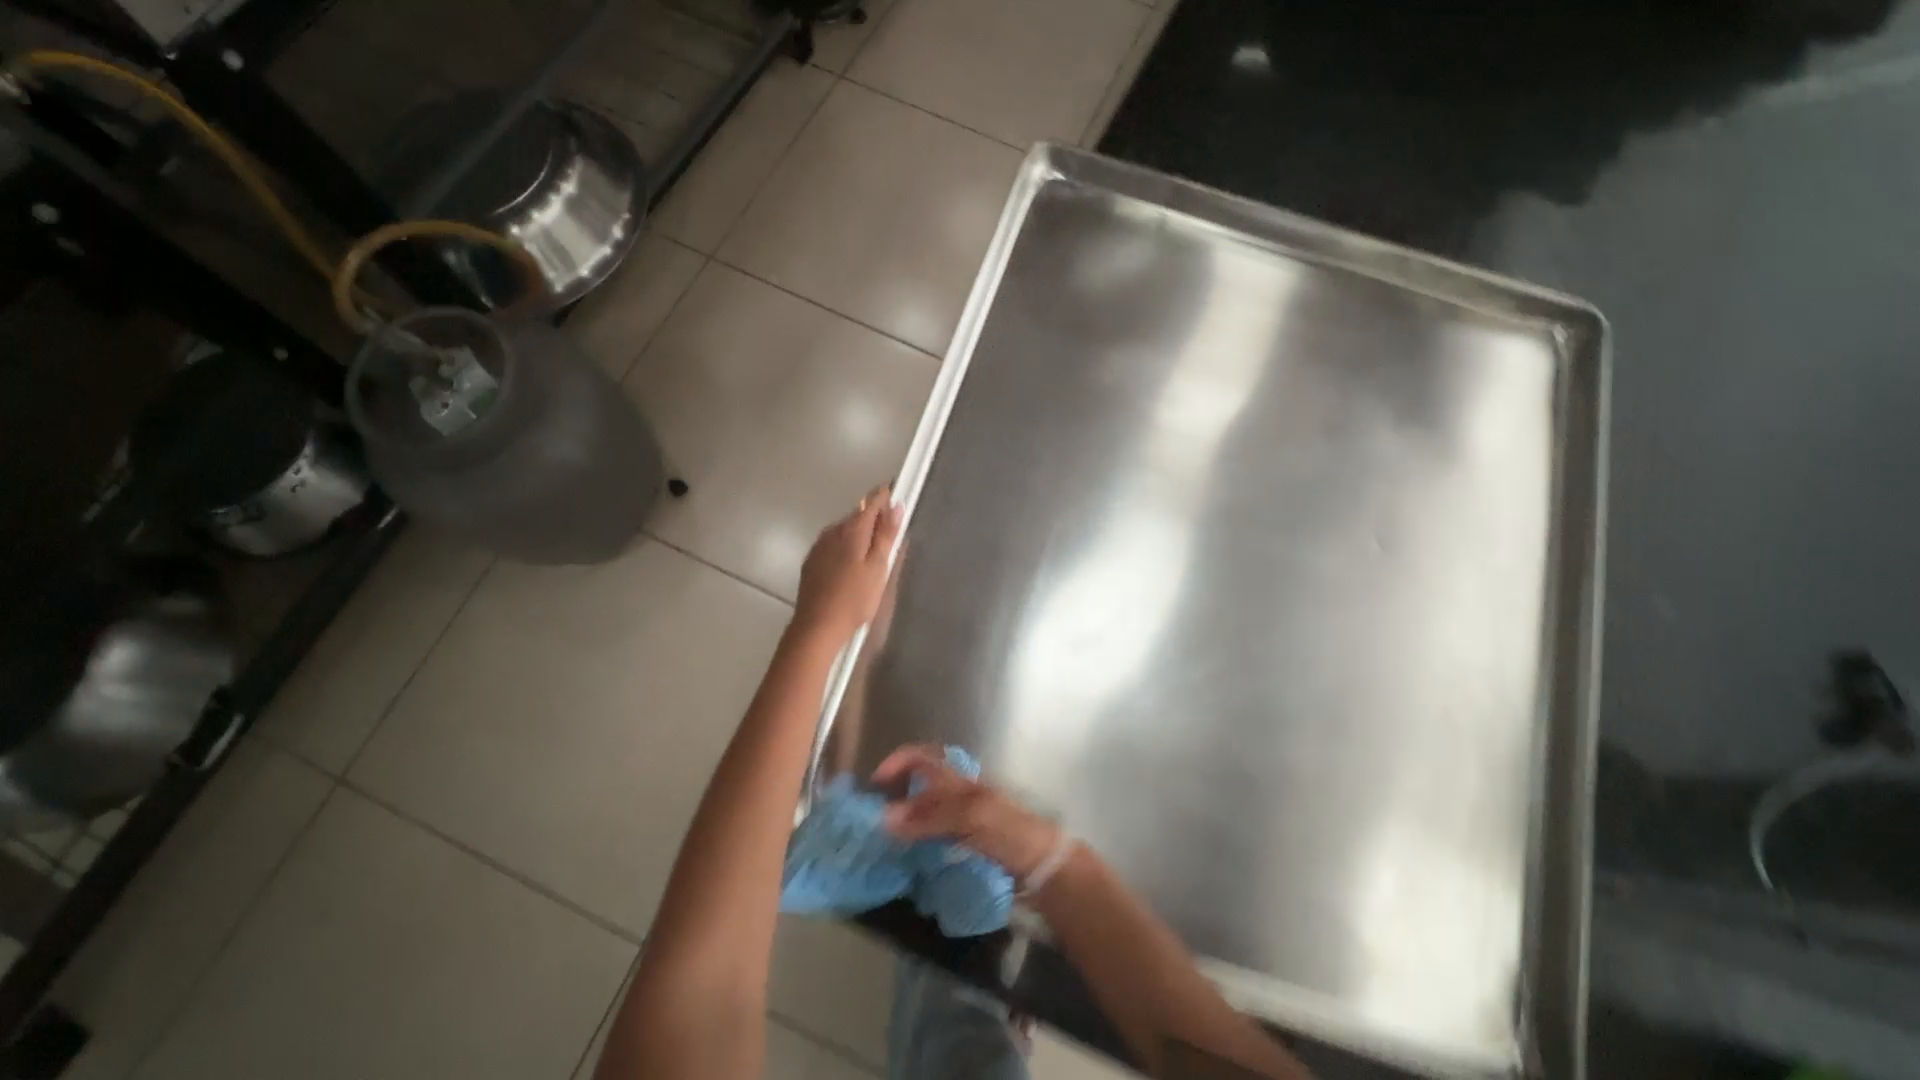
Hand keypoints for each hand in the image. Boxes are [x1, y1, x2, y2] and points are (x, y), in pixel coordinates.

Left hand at [793, 486, 903, 646]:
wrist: (818, 626)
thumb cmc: (855, 599)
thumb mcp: (878, 568)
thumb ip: (886, 535)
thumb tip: (895, 505)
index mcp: (852, 530)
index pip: (871, 502)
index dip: (885, 496)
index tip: (896, 492)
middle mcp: (832, 531)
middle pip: (857, 515)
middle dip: (873, 515)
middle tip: (891, 527)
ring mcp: (819, 546)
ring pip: (844, 530)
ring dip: (859, 531)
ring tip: (873, 548)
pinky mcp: (812, 561)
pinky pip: (833, 543)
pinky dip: (845, 545)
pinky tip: (851, 563)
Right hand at [872, 744, 1060, 880]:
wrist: (1045, 866)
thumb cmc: (1011, 833)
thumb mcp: (971, 818)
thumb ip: (929, 816)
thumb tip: (884, 817)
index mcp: (961, 782)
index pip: (923, 758)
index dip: (898, 762)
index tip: (875, 784)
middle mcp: (961, 795)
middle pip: (921, 784)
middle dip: (896, 793)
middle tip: (872, 818)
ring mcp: (966, 819)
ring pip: (927, 810)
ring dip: (905, 819)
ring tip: (885, 839)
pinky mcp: (970, 842)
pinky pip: (936, 833)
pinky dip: (919, 839)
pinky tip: (910, 854)